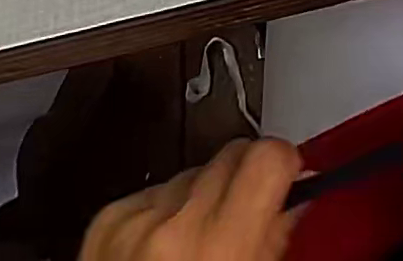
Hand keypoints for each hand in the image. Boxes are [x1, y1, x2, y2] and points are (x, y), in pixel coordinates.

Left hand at [79, 138, 302, 260]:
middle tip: (246, 219)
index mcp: (219, 251)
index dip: (283, 165)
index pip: (267, 157)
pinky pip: (156, 190)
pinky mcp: (104, 224)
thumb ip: (276, 245)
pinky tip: (161, 256)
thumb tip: (298, 197)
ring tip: (196, 250)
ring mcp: (134, 222)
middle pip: (233, 153)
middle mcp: (173, 228)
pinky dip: (165, 212)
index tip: (286, 183)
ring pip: (195, 171)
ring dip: (204, 198)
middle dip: (246, 179)